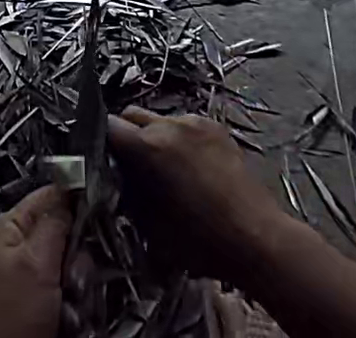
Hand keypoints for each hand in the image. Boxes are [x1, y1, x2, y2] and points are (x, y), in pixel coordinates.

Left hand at [0, 186, 72, 337]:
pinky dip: (76, 310)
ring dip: (80, 287)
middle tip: (72, 279)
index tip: (97, 215)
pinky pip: (71, 297)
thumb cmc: (6, 322)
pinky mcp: (41, 309)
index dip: (77, 201)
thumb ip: (55, 222)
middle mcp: (21, 250)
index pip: (51, 194)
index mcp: (11, 228)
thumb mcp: (34, 262)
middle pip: (68, 234)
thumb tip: (71, 186)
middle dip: (78, 257)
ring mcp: (31, 281)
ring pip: (74, 268)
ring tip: (69, 307)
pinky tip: (69, 321)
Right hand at [105, 107, 291, 284]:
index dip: (99, 139)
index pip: (109, 126)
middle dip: (125, 133)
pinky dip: (177, 138)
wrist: (257, 237)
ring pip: (159, 118)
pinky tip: (187, 165)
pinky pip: (185, 125)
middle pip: (132, 114)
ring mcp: (195, 122)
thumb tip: (118, 176)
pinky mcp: (215, 127)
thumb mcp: (151, 225)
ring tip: (162, 166)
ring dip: (152, 135)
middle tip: (127, 162)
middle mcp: (170, 125)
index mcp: (150, 147)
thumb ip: (129, 192)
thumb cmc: (200, 241)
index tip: (98, 154)